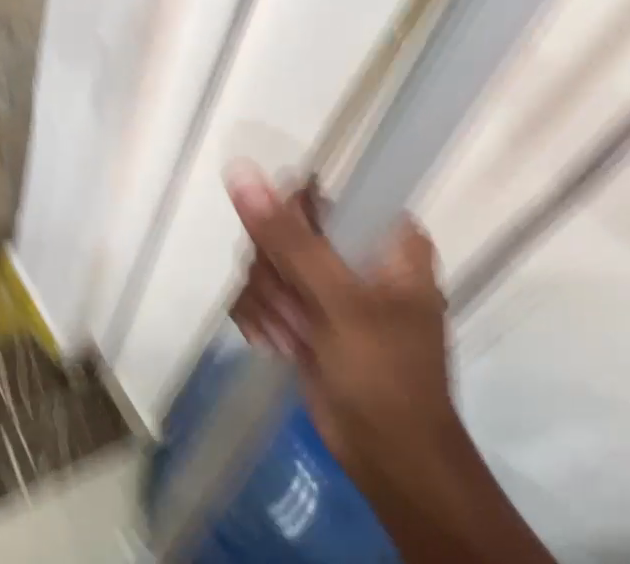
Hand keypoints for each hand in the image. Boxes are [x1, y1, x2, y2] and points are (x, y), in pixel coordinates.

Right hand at [224, 162, 461, 490]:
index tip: (285, 249)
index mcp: (384, 241)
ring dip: (268, 303)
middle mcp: (352, 257)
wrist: (388, 456)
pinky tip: (279, 345)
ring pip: (263, 264)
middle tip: (295, 303)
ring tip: (295, 337)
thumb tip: (241, 173)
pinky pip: (256, 295)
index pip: (320, 195)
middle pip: (281, 229)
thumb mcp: (339, 301)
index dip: (292, 216)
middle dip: (275, 272)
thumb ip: (288, 237)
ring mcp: (324, 289)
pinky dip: (261, 320)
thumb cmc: (383, 375)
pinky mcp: (301, 318)